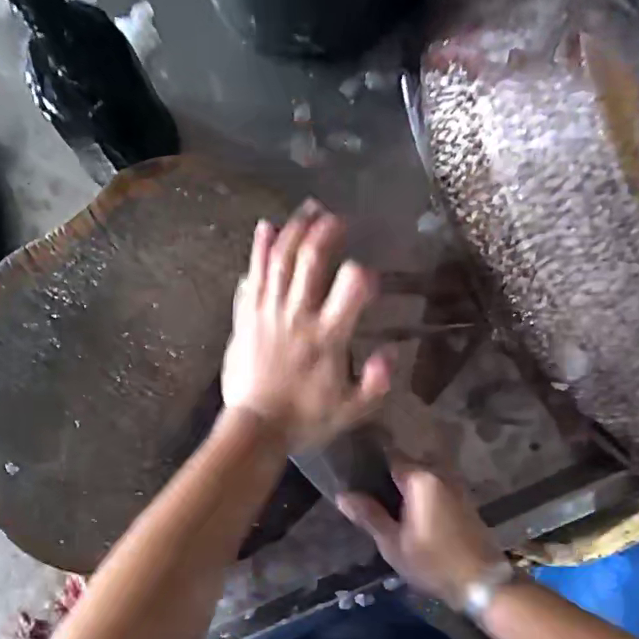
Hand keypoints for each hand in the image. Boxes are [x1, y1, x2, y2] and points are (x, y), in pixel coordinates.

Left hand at [221, 201, 393, 452]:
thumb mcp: (353, 410)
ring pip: (279, 262)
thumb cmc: (305, 419)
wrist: (254, 428)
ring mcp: (267, 315)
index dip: (363, 274)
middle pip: (310, 261)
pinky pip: (252, 279)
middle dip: (325, 232)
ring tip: (306, 209)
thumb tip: (393, 353)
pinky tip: (265, 229)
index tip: (367, 274)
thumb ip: (377, 382)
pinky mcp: (245, 319)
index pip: (352, 287)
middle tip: (335, 217)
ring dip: (293, 231)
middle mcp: (296, 317)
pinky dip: (258, 252)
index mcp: (328, 337)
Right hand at [336, 460, 503, 602]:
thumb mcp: (392, 542)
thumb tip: (343, 495)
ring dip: (407, 486)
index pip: (391, 457)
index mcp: (421, 480)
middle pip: (409, 465)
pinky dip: (422, 494)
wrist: (483, 584)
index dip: (371, 463)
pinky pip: (436, 488)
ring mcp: (457, 488)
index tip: (354, 473)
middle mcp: (441, 476)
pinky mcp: (466, 502)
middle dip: (389, 475)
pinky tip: (410, 512)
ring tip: (387, 503)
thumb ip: (368, 515)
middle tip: (368, 493)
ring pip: (424, 477)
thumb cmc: (433, 562)